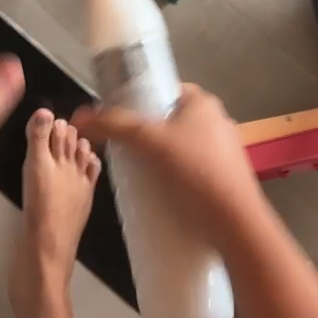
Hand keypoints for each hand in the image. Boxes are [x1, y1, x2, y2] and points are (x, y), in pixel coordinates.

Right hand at [72, 83, 266, 241]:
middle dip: (148, 134)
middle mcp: (217, 121)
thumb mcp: (149, 142)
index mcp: (203, 102)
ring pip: (182, 147)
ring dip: (161, 157)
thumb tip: (80, 116)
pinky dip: (176, 176)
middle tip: (125, 149)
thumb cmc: (195, 172)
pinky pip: (193, 170)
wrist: (237, 227)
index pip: (163, 90)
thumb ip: (115, 125)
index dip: (140, 100)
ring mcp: (225, 152)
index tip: (120, 119)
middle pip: (170, 120)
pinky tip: (161, 192)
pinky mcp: (227, 180)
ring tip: (138, 173)